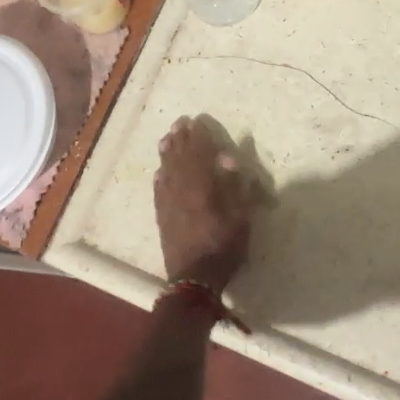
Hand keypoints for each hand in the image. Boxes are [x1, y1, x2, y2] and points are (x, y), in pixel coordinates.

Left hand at [153, 116, 258, 292]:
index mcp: (201, 187)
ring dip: (167, 153)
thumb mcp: (241, 216)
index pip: (199, 154)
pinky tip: (159, 172)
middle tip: (179, 122)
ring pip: (166, 172)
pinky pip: (159, 191)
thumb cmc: (223, 246)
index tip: (197, 120)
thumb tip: (227, 156)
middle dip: (180, 139)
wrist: (194, 279)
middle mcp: (181, 190)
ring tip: (166, 138)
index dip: (198, 137)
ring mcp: (169, 204)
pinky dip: (160, 177)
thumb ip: (235, 185)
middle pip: (179, 159)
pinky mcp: (163, 218)